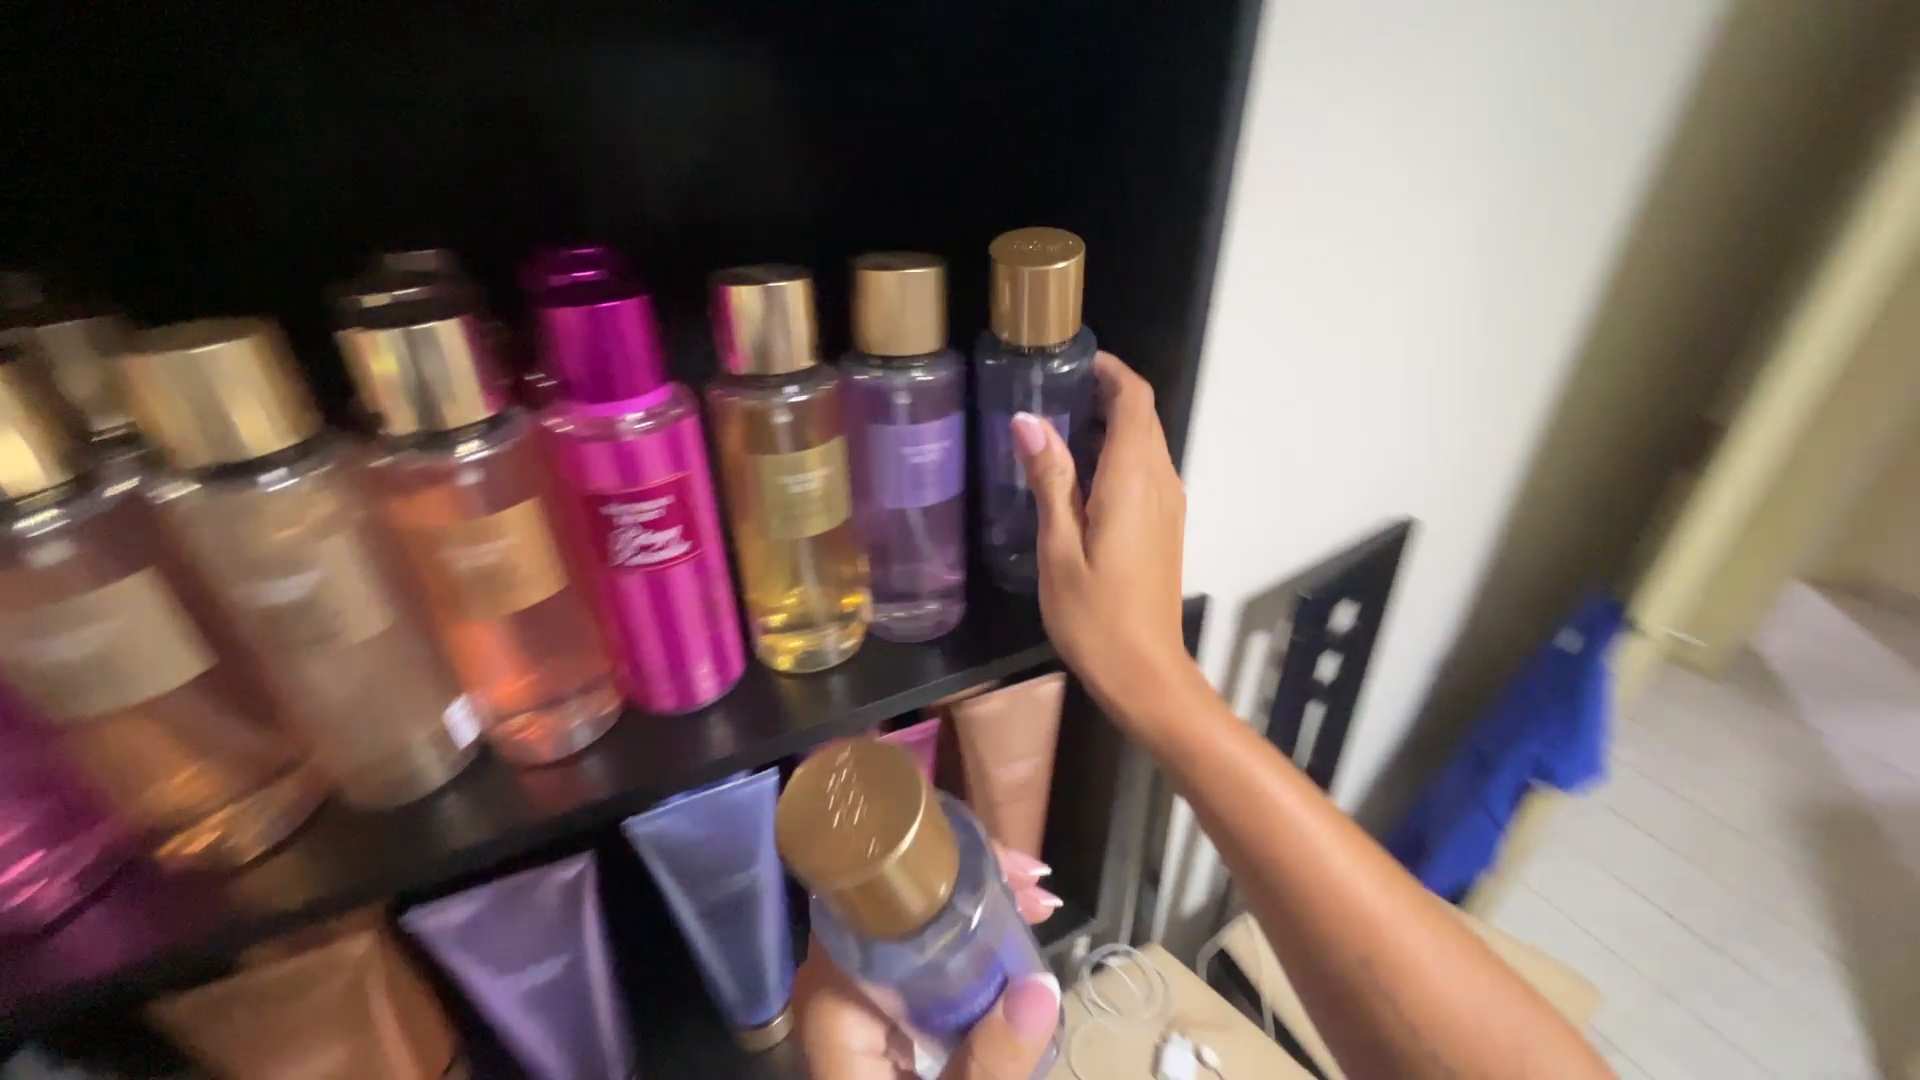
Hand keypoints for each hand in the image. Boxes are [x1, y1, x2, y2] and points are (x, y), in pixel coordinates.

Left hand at [793, 848, 1062, 1077]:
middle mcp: (839, 987)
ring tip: (1036, 897)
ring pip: (913, 925)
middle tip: (1035, 883)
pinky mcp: (881, 1013)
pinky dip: (966, 941)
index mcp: (835, 1006)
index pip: (875, 906)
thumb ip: (991, 1069)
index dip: (940, 876)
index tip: (1006, 874)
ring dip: (974, 905)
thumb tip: (1044, 990)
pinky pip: (920, 956)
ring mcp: (860, 998)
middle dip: (971, 883)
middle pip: (899, 906)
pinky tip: (1009, 929)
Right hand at [1011, 352, 1192, 715]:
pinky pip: (1147, 470)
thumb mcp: (1059, 547)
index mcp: (1134, 480)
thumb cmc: (1093, 614)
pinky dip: (1119, 454)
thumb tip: (1029, 419)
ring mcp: (1170, 505)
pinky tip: (1081, 475)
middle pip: (1144, 416)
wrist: (1144, 671)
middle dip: (1106, 393)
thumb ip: (1050, 479)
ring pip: (1147, 443)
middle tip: (1053, 392)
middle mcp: (1162, 482)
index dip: (1110, 371)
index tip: (1072, 362)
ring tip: (1058, 428)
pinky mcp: (1166, 525)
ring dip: (1111, 424)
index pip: (1135, 400)